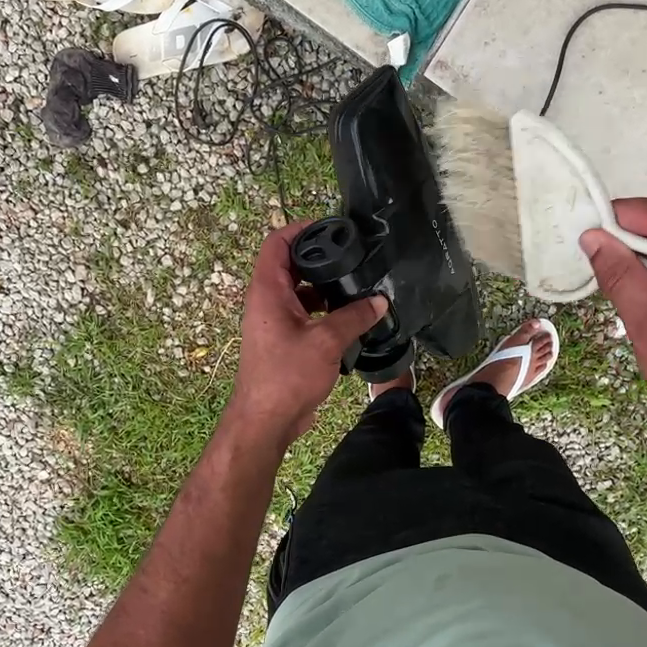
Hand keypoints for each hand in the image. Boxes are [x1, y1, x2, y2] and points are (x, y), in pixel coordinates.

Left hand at [224, 221, 387, 450]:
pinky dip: (323, 313)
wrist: (266, 420)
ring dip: (324, 289)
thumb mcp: (326, 341)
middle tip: (352, 257)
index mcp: (268, 290)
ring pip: (299, 293)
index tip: (331, 226)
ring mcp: (273, 323)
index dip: (301, 228)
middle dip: (319, 259)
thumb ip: (354, 317)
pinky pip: (304, 316)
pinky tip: (349, 320)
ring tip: (355, 287)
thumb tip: (380, 302)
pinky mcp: (283, 343)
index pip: (277, 243)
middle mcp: (266, 302)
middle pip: (290, 265)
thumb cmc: (287, 375)